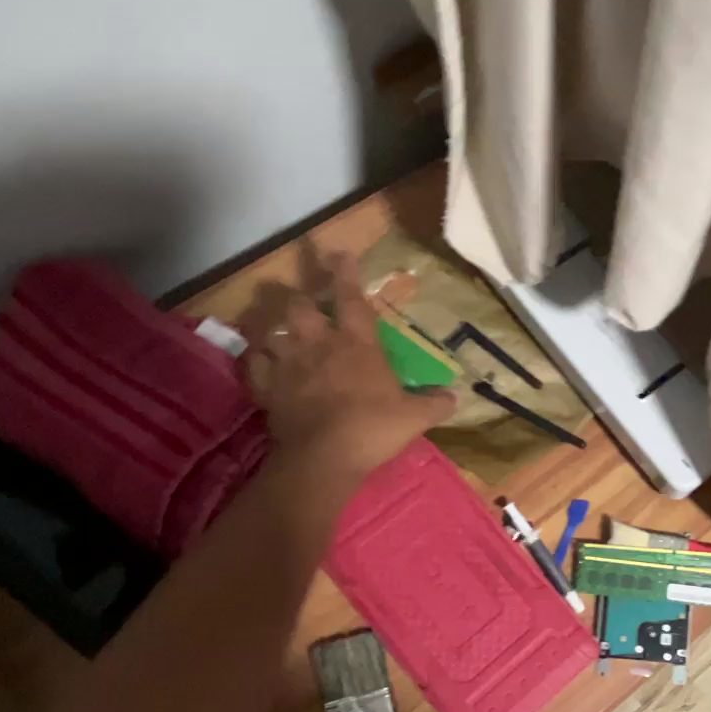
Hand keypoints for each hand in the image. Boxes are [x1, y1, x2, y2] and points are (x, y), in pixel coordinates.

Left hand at [245, 259, 456, 478]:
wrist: (323, 458)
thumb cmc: (372, 429)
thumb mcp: (414, 418)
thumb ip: (434, 404)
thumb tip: (455, 397)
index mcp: (357, 344)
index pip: (351, 298)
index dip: (347, 273)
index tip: (341, 252)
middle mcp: (319, 344)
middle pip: (301, 306)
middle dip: (304, 301)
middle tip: (309, 306)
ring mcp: (288, 365)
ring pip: (274, 331)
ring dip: (279, 329)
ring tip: (284, 334)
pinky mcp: (267, 388)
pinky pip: (255, 364)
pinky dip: (258, 361)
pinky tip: (263, 363)